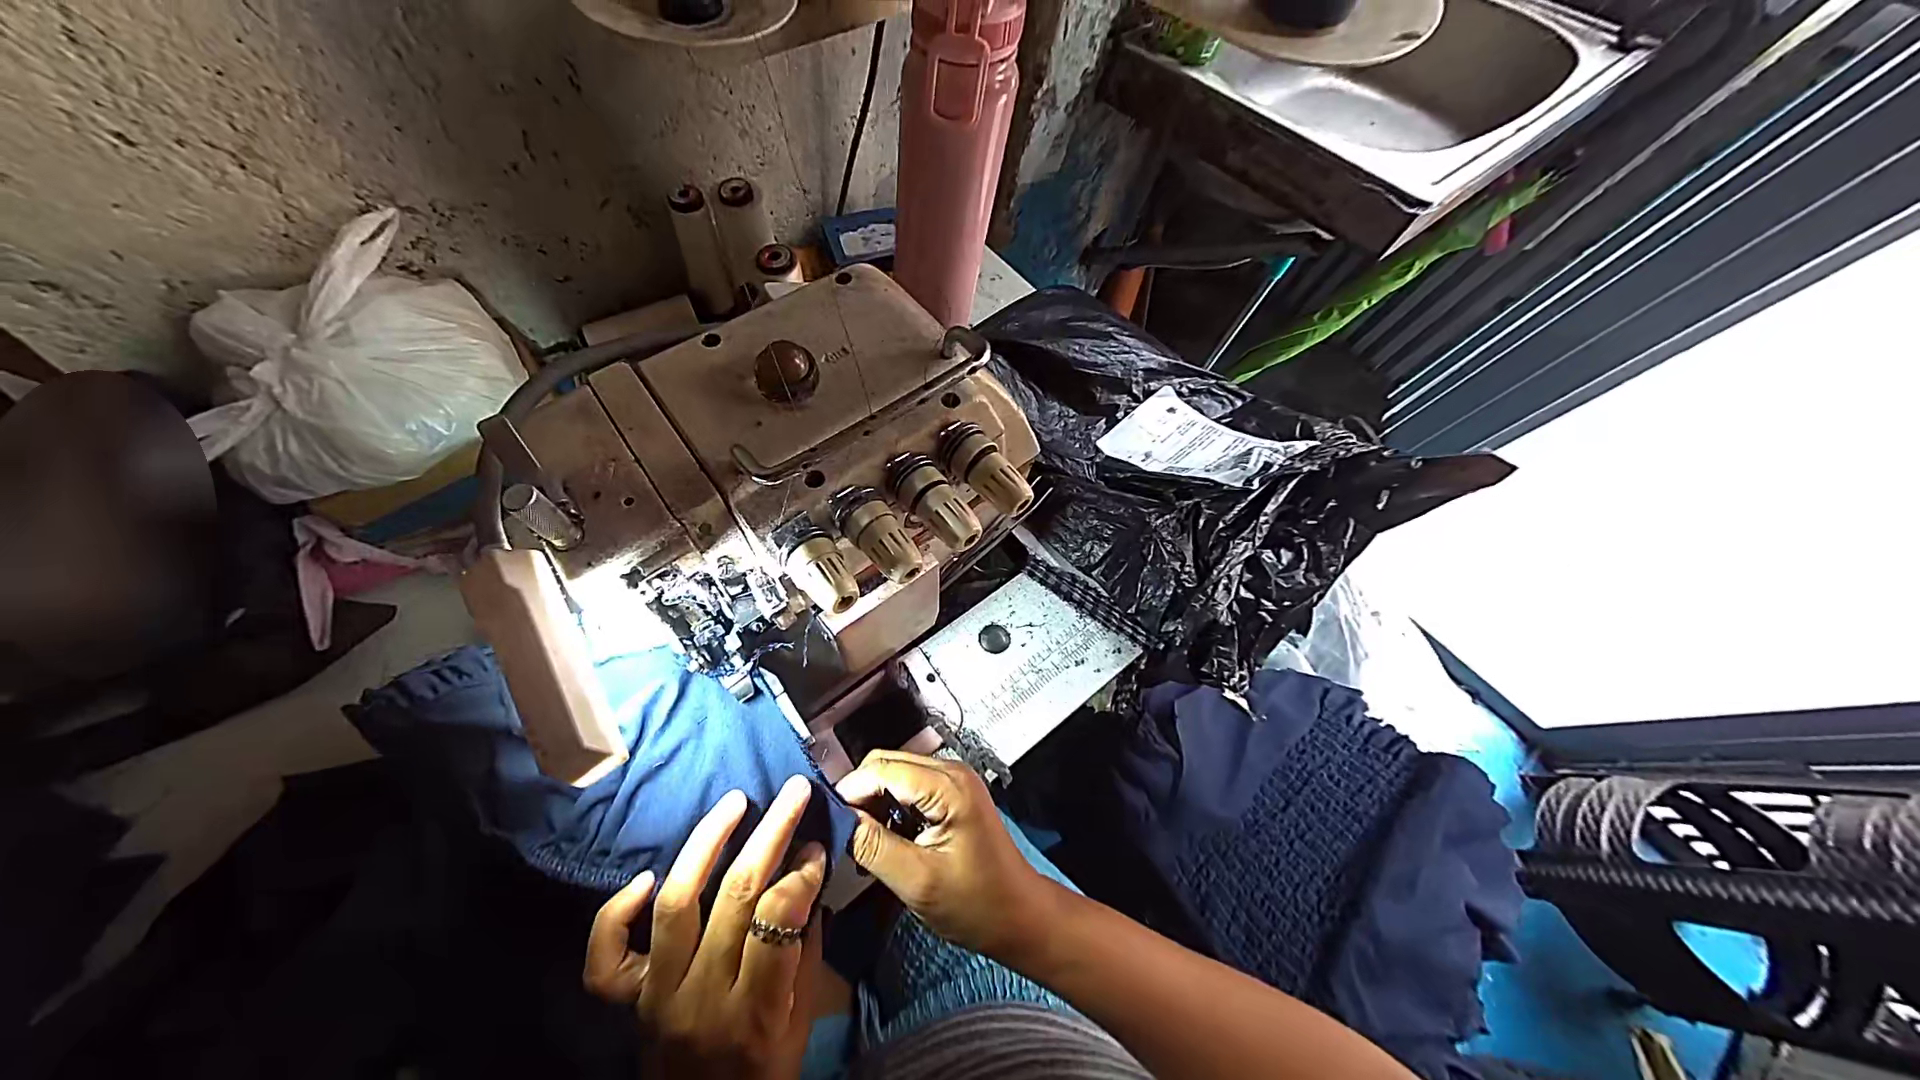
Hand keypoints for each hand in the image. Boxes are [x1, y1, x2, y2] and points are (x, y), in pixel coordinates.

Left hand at [582, 776, 827, 1079]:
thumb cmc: (764, 1072)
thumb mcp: (801, 1022)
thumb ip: (803, 951)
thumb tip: (806, 880)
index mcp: (753, 1014)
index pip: (776, 919)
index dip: (801, 873)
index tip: (817, 847)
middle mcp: (699, 1001)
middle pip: (734, 896)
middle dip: (771, 833)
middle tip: (793, 793)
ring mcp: (656, 998)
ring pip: (676, 903)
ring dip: (706, 842)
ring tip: (734, 802)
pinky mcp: (627, 1001)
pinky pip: (607, 956)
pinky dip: (618, 911)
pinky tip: (649, 876)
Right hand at [835, 750, 1054, 960]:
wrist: (1020, 917)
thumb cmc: (976, 903)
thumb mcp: (917, 880)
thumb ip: (873, 845)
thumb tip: (838, 819)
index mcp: (948, 786)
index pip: (881, 769)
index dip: (849, 792)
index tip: (828, 823)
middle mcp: (951, 772)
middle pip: (885, 765)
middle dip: (859, 796)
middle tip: (844, 837)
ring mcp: (953, 781)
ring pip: (894, 775)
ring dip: (873, 803)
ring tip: (862, 845)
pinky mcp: (951, 795)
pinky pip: (908, 788)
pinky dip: (889, 808)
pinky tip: (884, 841)